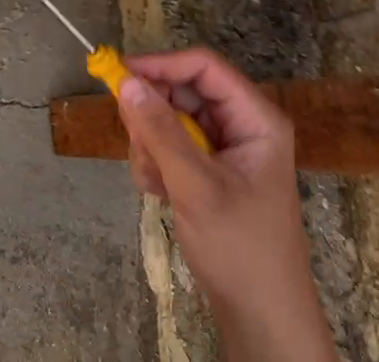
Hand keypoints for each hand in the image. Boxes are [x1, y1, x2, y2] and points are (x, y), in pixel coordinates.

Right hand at [116, 49, 335, 360]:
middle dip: (152, 117)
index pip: (203, 67)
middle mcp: (241, 125)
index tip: (118, 76)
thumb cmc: (240, 247)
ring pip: (168, 118)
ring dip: (150, 145)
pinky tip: (159, 192)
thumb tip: (125, 82)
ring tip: (155, 181)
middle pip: (180, 91)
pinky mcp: (207, 169)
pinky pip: (168, 144)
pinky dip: (154, 163)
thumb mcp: (196, 186)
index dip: (160, 65)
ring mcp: (224, 148)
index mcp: (256, 119)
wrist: (260, 314)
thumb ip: (160, 131)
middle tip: (138, 146)